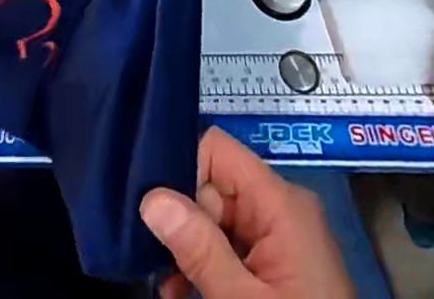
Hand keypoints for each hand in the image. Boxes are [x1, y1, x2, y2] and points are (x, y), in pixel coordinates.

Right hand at [140, 127, 353, 298]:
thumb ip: (200, 249)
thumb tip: (152, 198)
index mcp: (280, 201)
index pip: (217, 150)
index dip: (181, 171)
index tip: (155, 213)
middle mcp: (281, 207)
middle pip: (213, 186)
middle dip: (181, 220)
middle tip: (154, 263)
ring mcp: (281, 236)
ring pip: (217, 219)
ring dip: (189, 249)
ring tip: (167, 287)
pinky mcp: (278, 263)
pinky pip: (232, 245)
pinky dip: (207, 264)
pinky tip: (184, 290)